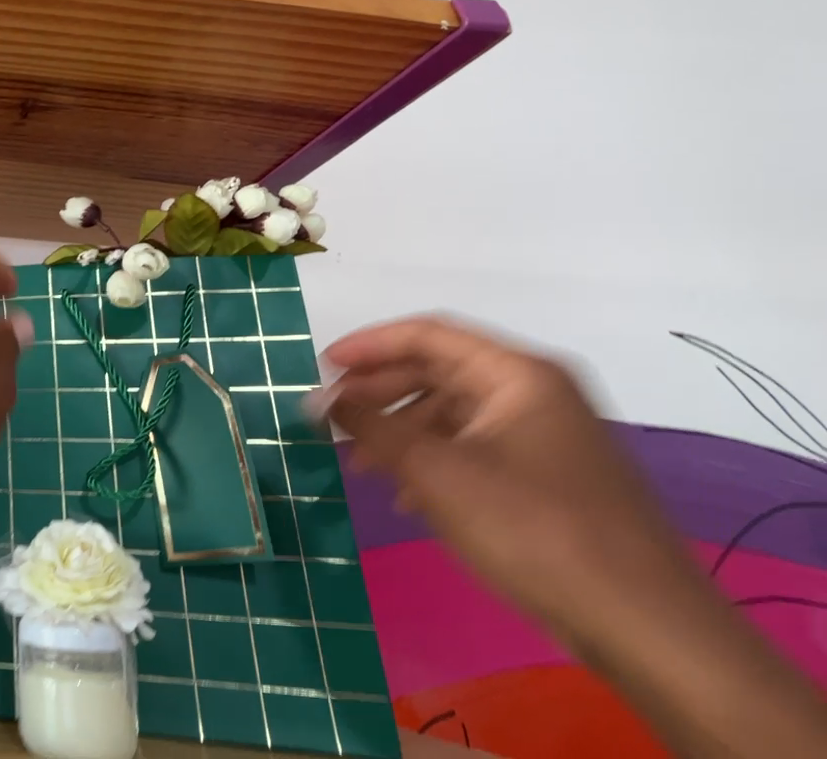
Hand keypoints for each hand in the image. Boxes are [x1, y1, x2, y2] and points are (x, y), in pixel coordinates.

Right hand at [313, 316, 698, 641]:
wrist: (642, 623)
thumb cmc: (531, 527)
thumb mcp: (434, 471)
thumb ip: (369, 426)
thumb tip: (315, 398)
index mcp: (518, 375)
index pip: (427, 335)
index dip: (367, 345)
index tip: (319, 367)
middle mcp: (537, 393)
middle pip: (438, 372)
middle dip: (379, 393)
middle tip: (332, 417)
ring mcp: (547, 436)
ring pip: (453, 413)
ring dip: (400, 431)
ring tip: (362, 465)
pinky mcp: (549, 477)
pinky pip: (474, 448)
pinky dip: (431, 460)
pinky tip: (407, 496)